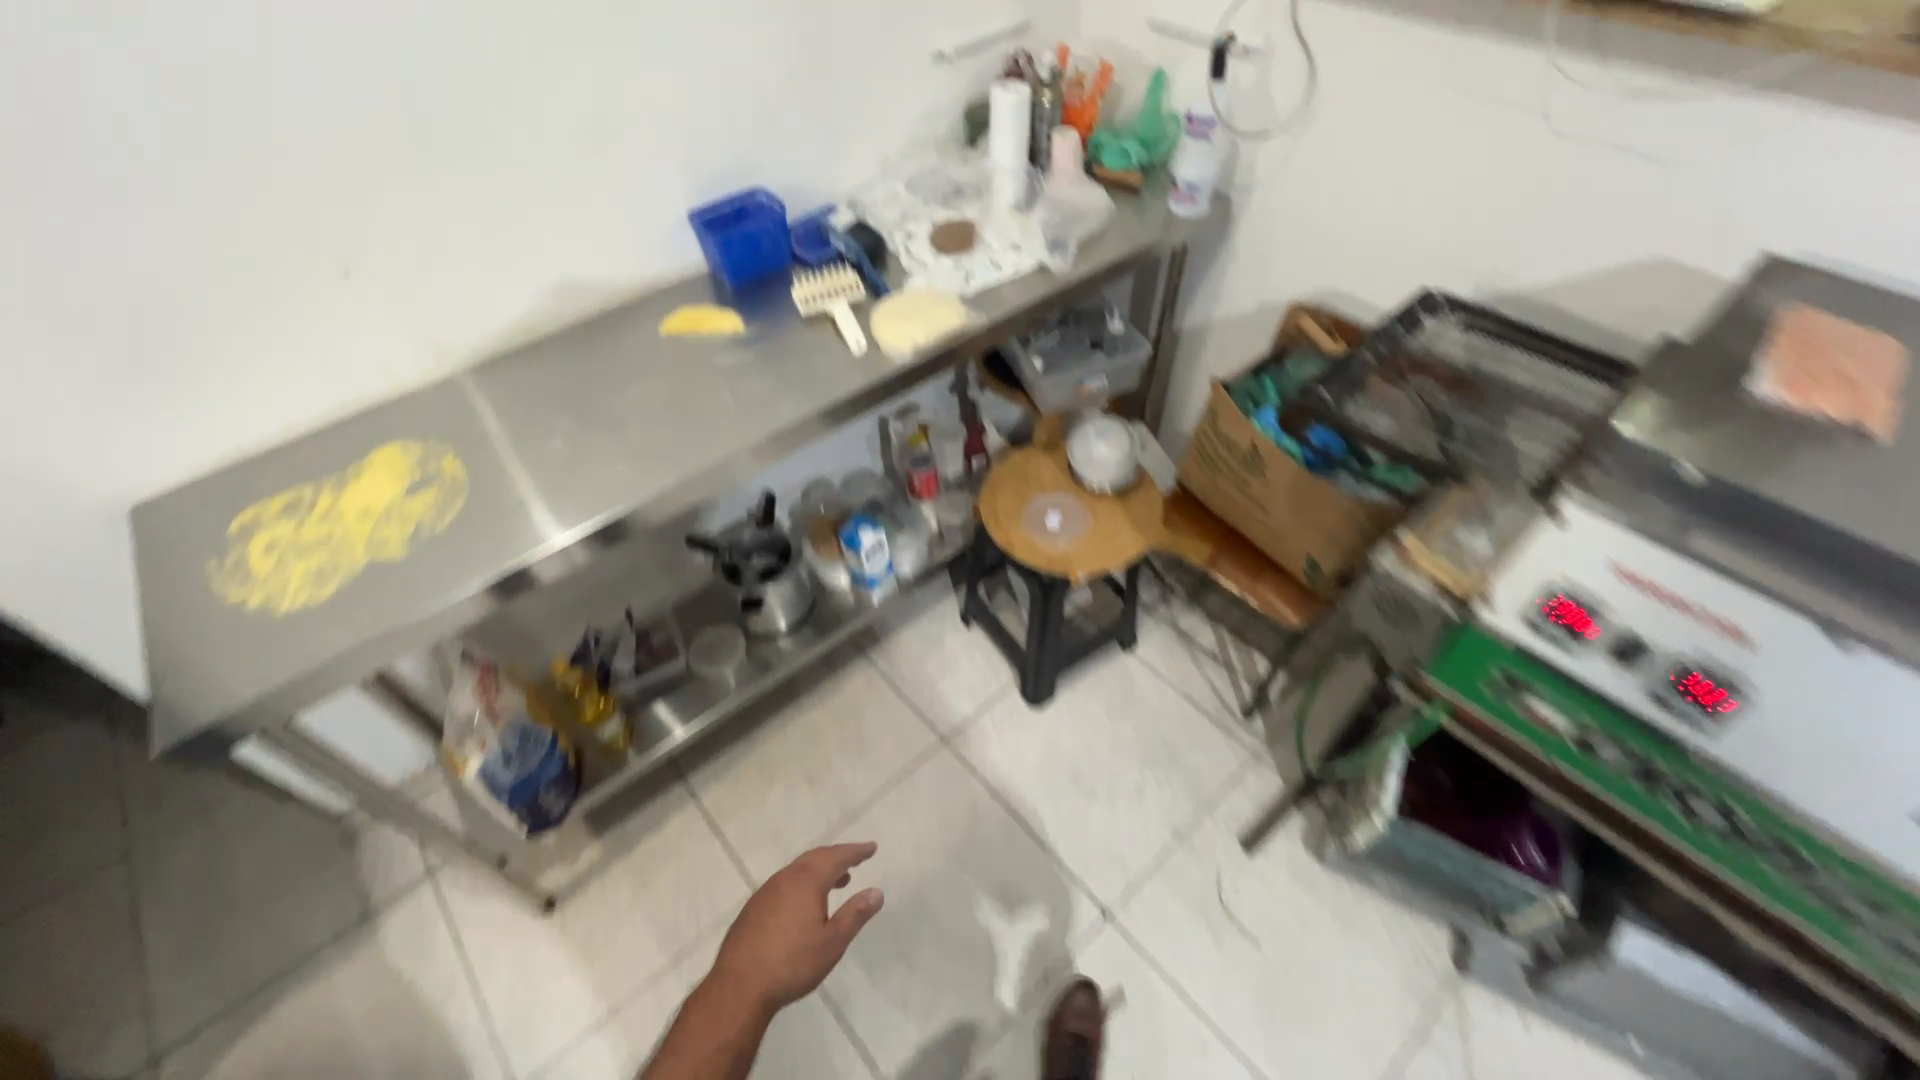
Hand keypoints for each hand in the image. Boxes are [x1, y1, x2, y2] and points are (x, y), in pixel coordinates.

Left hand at [708, 842, 884, 1015]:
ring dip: (819, 870)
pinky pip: (785, 884)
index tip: (871, 848)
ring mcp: (765, 893)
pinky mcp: (753, 909)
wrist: (739, 987)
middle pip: (815, 858)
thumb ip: (855, 914)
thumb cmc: (792, 964)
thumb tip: (877, 892)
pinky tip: (805, 904)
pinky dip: (802, 883)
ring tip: (838, 882)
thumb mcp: (832, 942)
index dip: (856, 852)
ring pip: (798, 870)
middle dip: (837, 856)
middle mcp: (785, 879)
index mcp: (806, 881)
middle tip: (856, 860)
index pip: (836, 857)